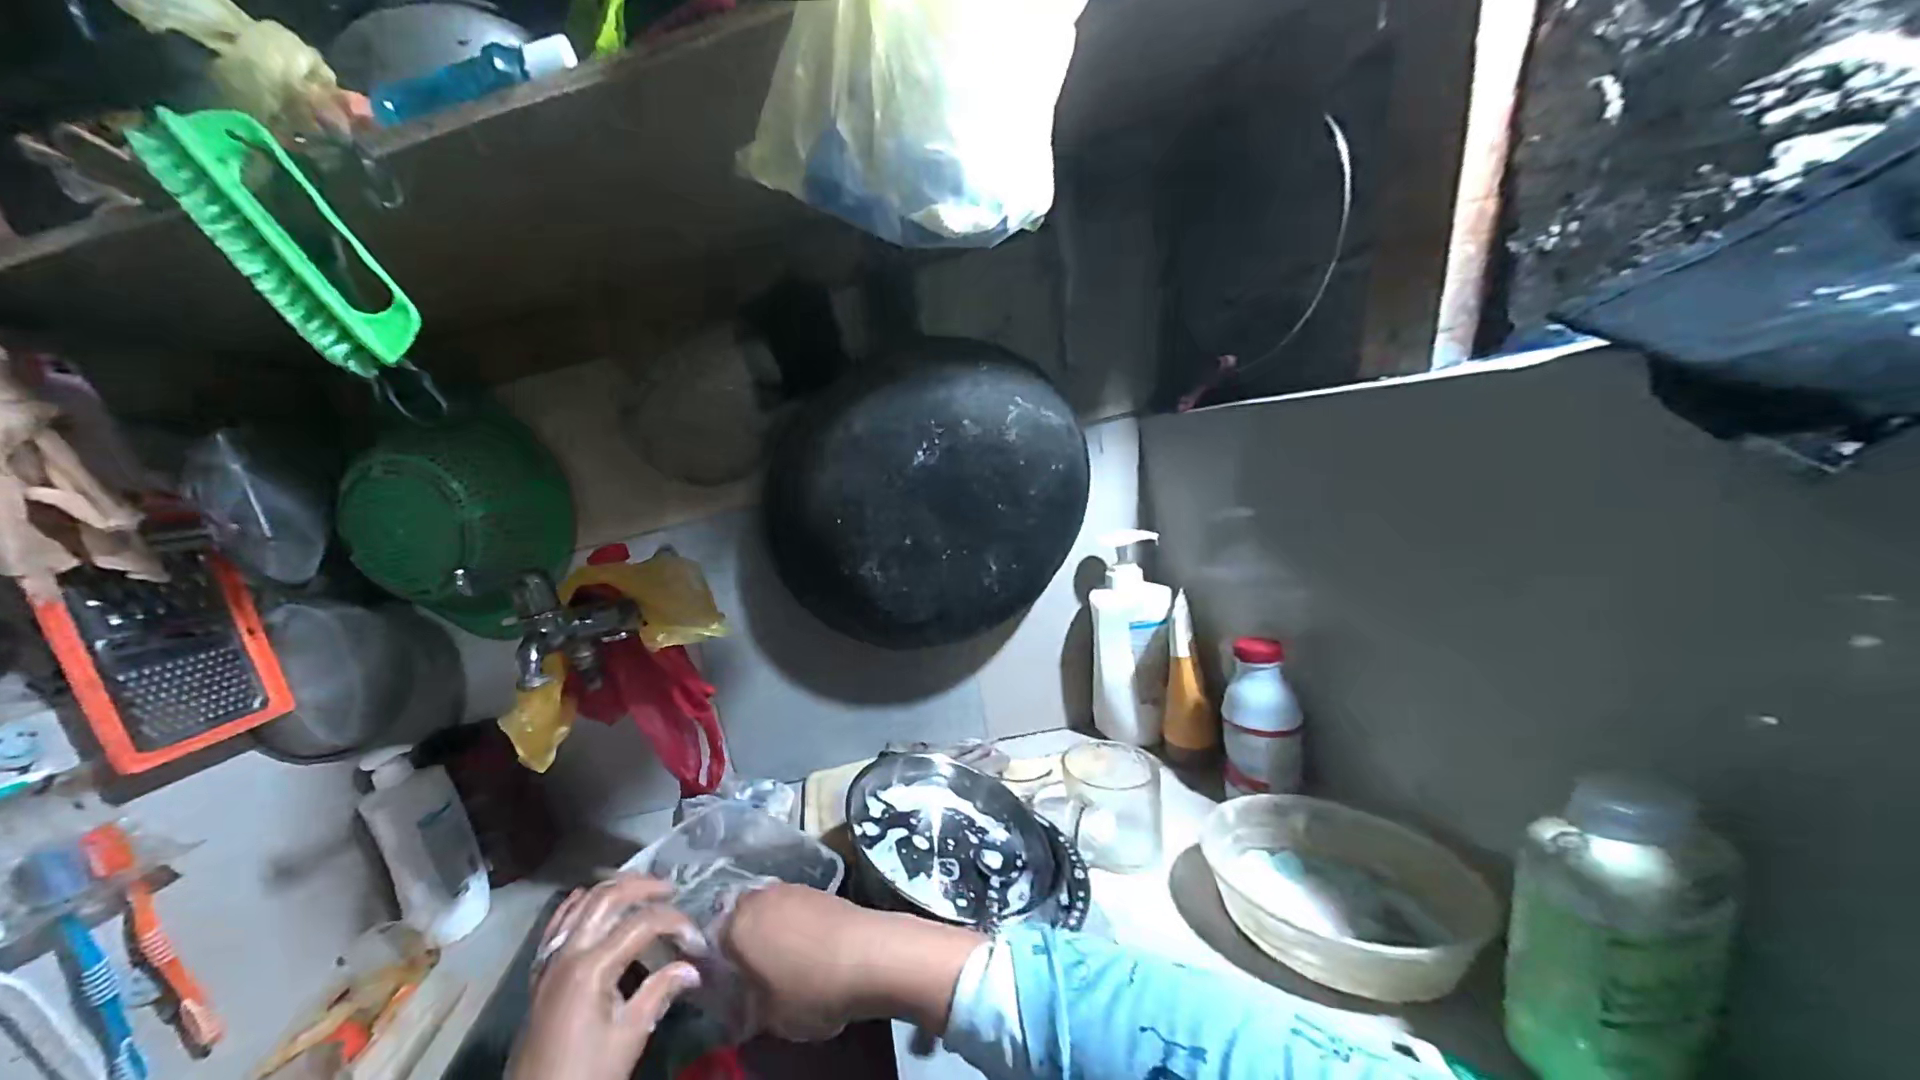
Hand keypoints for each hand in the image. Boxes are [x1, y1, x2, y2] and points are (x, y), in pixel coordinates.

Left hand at [508, 876, 704, 1079]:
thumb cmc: (587, 1074)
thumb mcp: (630, 1035)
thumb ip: (661, 991)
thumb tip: (692, 967)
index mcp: (591, 968)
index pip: (642, 923)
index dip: (676, 923)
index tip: (697, 940)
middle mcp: (568, 954)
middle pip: (608, 898)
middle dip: (644, 887)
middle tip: (672, 890)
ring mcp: (549, 962)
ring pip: (582, 903)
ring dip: (614, 889)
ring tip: (641, 889)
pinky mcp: (540, 974)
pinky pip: (559, 924)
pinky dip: (579, 905)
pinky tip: (592, 900)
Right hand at [723, 885, 982, 1041]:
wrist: (871, 954)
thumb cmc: (811, 989)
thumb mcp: (768, 1017)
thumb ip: (746, 1009)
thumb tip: (743, 1007)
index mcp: (734, 926)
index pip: (707, 942)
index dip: (714, 966)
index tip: (725, 986)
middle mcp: (759, 897)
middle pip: (739, 918)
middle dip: (742, 942)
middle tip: (752, 973)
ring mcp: (792, 888)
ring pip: (769, 910)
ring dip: (771, 930)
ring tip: (782, 961)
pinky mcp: (821, 889)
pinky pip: (795, 908)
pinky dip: (795, 925)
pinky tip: (808, 948)